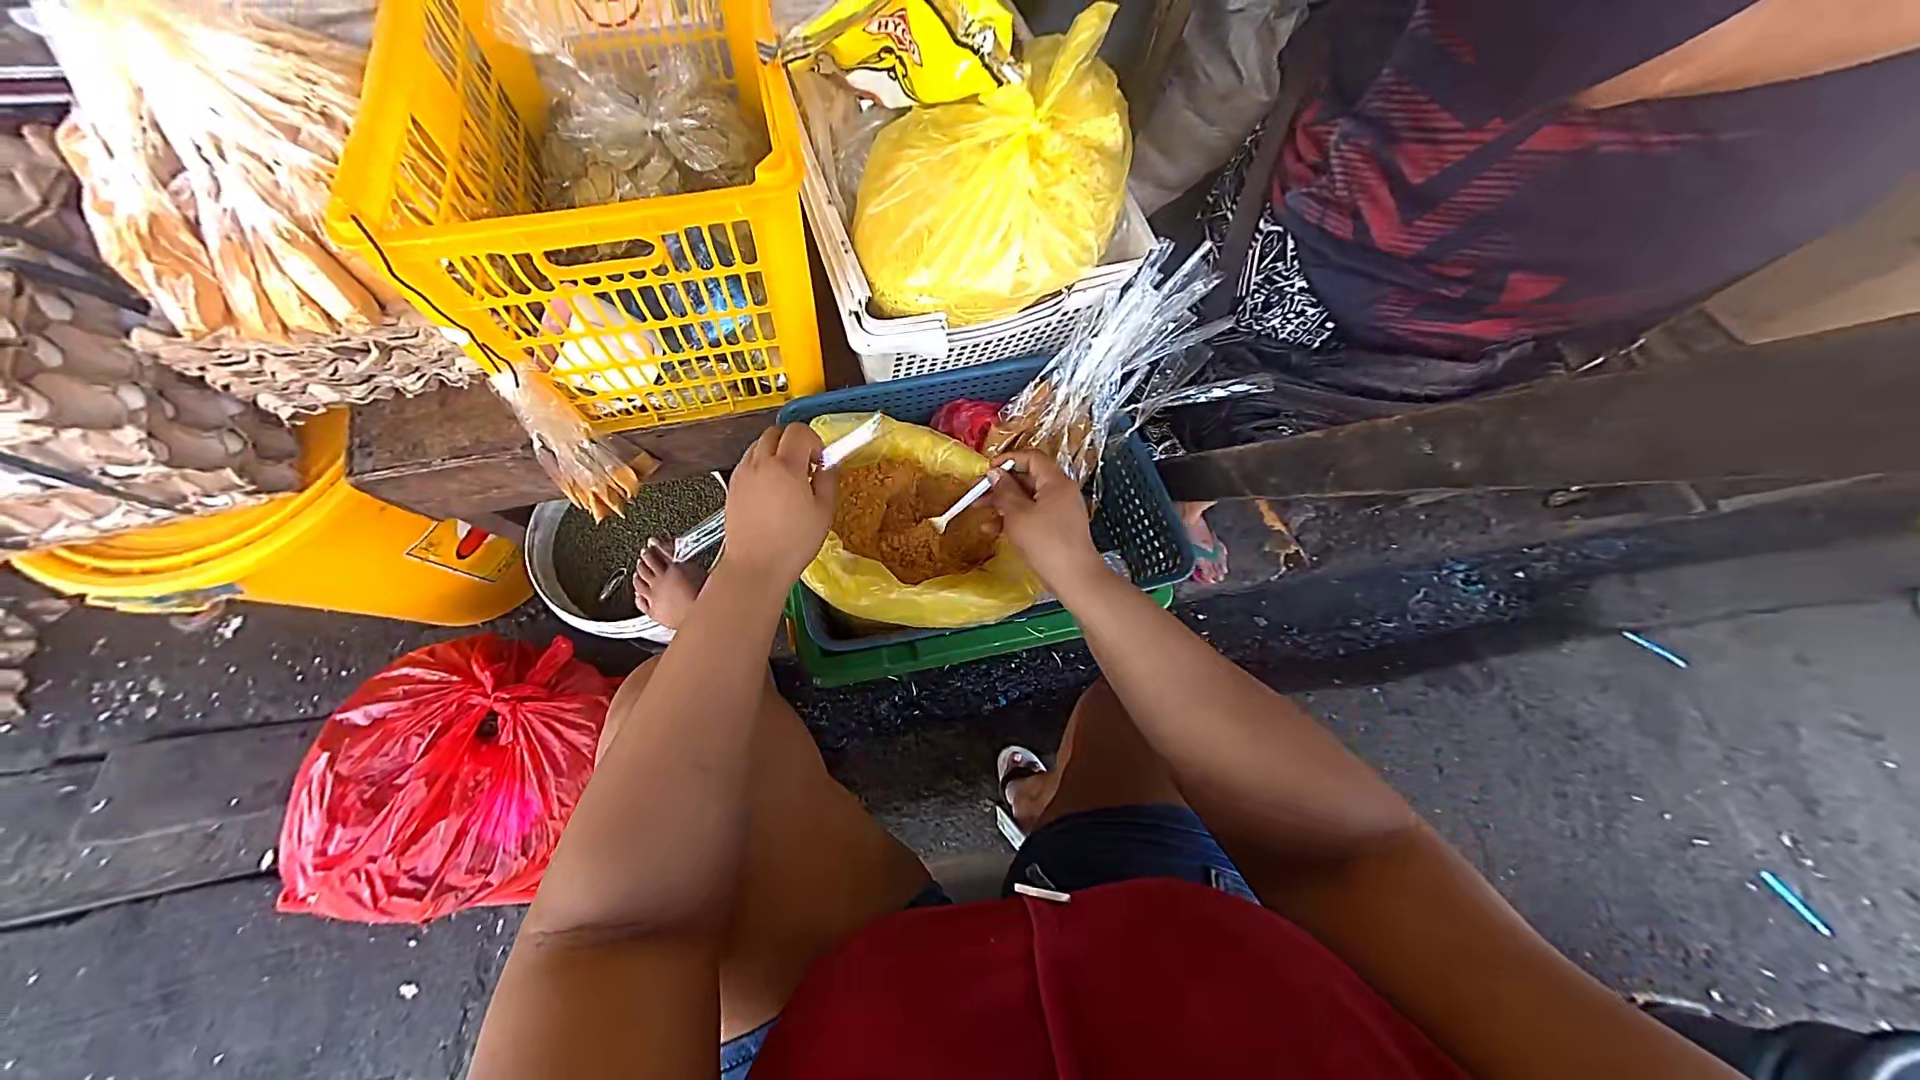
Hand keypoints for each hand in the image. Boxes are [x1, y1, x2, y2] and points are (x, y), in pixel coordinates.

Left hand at [720, 424, 834, 588]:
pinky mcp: (733, 486)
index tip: (819, 460)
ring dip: (776, 451)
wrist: (756, 565)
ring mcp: (742, 474)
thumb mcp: (823, 511)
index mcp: (786, 467)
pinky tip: (772, 488)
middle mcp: (760, 464)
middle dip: (793, 441)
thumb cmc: (793, 543)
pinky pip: (748, 461)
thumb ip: (827, 480)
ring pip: (759, 444)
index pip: (798, 431)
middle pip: (776, 431)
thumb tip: (828, 465)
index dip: (814, 442)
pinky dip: (761, 464)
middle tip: (805, 464)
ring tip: (788, 477)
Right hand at [987, 449, 1105, 593]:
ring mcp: (1059, 511)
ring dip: (1003, 504)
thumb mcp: (1018, 515)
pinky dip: (1013, 519)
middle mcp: (1060, 492)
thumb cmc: (1046, 542)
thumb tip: (994, 473)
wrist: (1073, 577)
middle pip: (1028, 478)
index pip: (1032, 458)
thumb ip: (1004, 491)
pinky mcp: (1056, 528)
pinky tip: (993, 530)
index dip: (1008, 459)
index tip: (987, 470)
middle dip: (1001, 485)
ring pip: (1027, 499)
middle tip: (978, 493)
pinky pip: (1032, 515)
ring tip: (981, 512)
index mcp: (1056, 482)